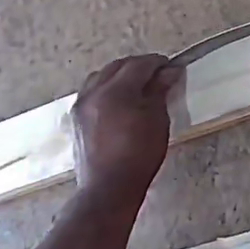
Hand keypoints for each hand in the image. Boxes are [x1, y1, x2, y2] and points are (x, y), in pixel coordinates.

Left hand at [69, 54, 180, 210]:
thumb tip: (169, 71)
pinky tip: (120, 100)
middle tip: (158, 74)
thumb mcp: (158, 118)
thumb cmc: (140, 152)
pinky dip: (108, 87)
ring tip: (138, 86)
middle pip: (117, 66)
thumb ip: (159, 90)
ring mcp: (81, 106)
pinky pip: (92, 91)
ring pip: (101, 77)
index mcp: (115, 91)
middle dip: (138, 66)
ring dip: (121, 75)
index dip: (158, 62)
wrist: (109, 186)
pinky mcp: (76, 119)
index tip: (172, 66)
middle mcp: (93, 93)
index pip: (139, 64)